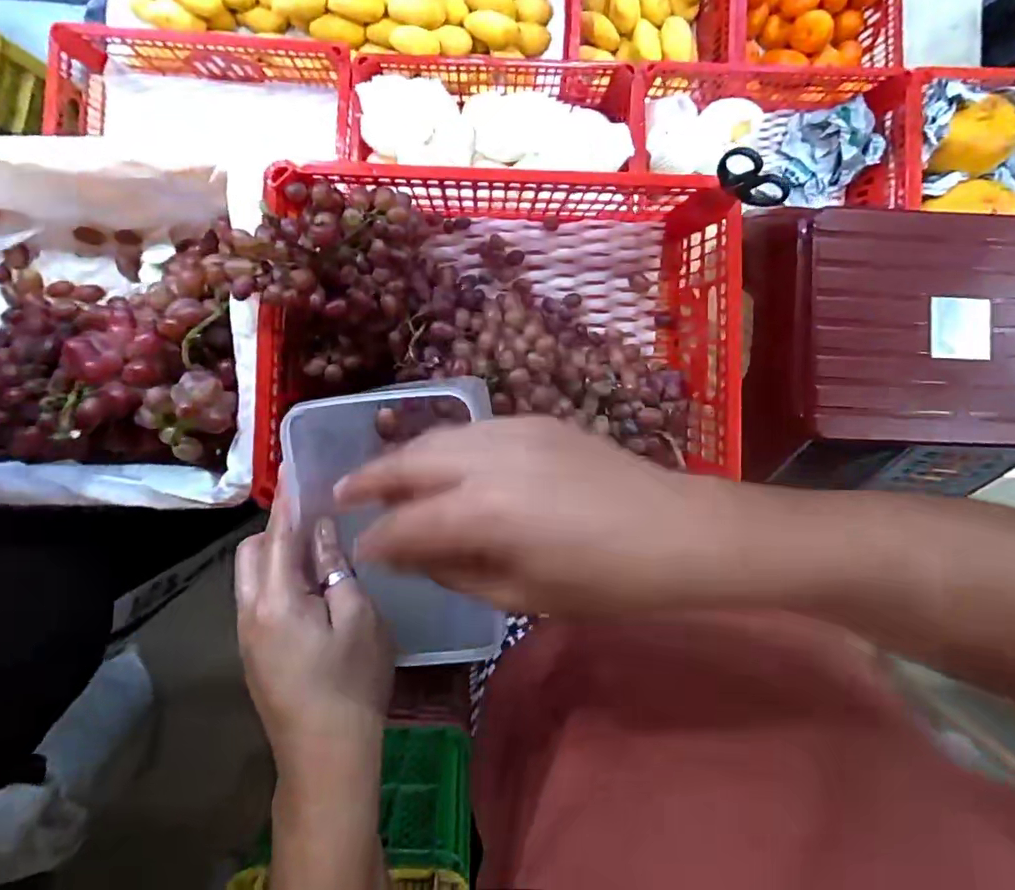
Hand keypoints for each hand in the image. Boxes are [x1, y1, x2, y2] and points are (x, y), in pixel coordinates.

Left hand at [236, 494, 393, 773]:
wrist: (325, 754)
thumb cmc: (352, 681)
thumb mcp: (359, 617)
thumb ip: (336, 568)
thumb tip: (320, 531)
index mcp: (276, 599)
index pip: (278, 535)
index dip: (287, 500)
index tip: (293, 470)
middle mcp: (249, 612)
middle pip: (251, 552)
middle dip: (278, 528)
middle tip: (316, 517)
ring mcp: (247, 635)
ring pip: (251, 575)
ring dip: (276, 554)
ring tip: (317, 549)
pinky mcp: (254, 652)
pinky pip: (258, 597)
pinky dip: (277, 578)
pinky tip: (311, 586)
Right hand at [337, 416, 742, 615]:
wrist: (674, 529)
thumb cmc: (603, 580)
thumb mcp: (523, 595)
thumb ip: (457, 570)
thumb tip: (414, 553)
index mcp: (483, 512)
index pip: (405, 524)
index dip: (376, 541)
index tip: (358, 552)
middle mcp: (487, 458)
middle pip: (408, 461)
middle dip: (370, 478)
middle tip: (340, 492)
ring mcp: (512, 429)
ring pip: (438, 436)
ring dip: (404, 455)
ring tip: (383, 474)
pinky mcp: (535, 419)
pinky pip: (473, 428)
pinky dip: (446, 444)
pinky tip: (442, 461)